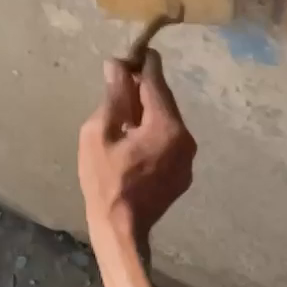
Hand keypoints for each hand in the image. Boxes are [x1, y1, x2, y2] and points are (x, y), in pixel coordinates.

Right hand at [77, 50, 195, 253]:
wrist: (121, 231)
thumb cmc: (105, 182)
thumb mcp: (99, 133)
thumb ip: (113, 96)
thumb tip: (117, 66)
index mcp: (167, 126)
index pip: (156, 80)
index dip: (141, 63)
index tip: (128, 55)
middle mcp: (186, 139)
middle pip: (164, 102)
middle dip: (141, 92)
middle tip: (116, 89)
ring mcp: (187, 160)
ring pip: (167, 124)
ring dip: (146, 116)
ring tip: (121, 121)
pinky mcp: (182, 176)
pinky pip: (168, 144)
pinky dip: (152, 137)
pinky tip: (132, 145)